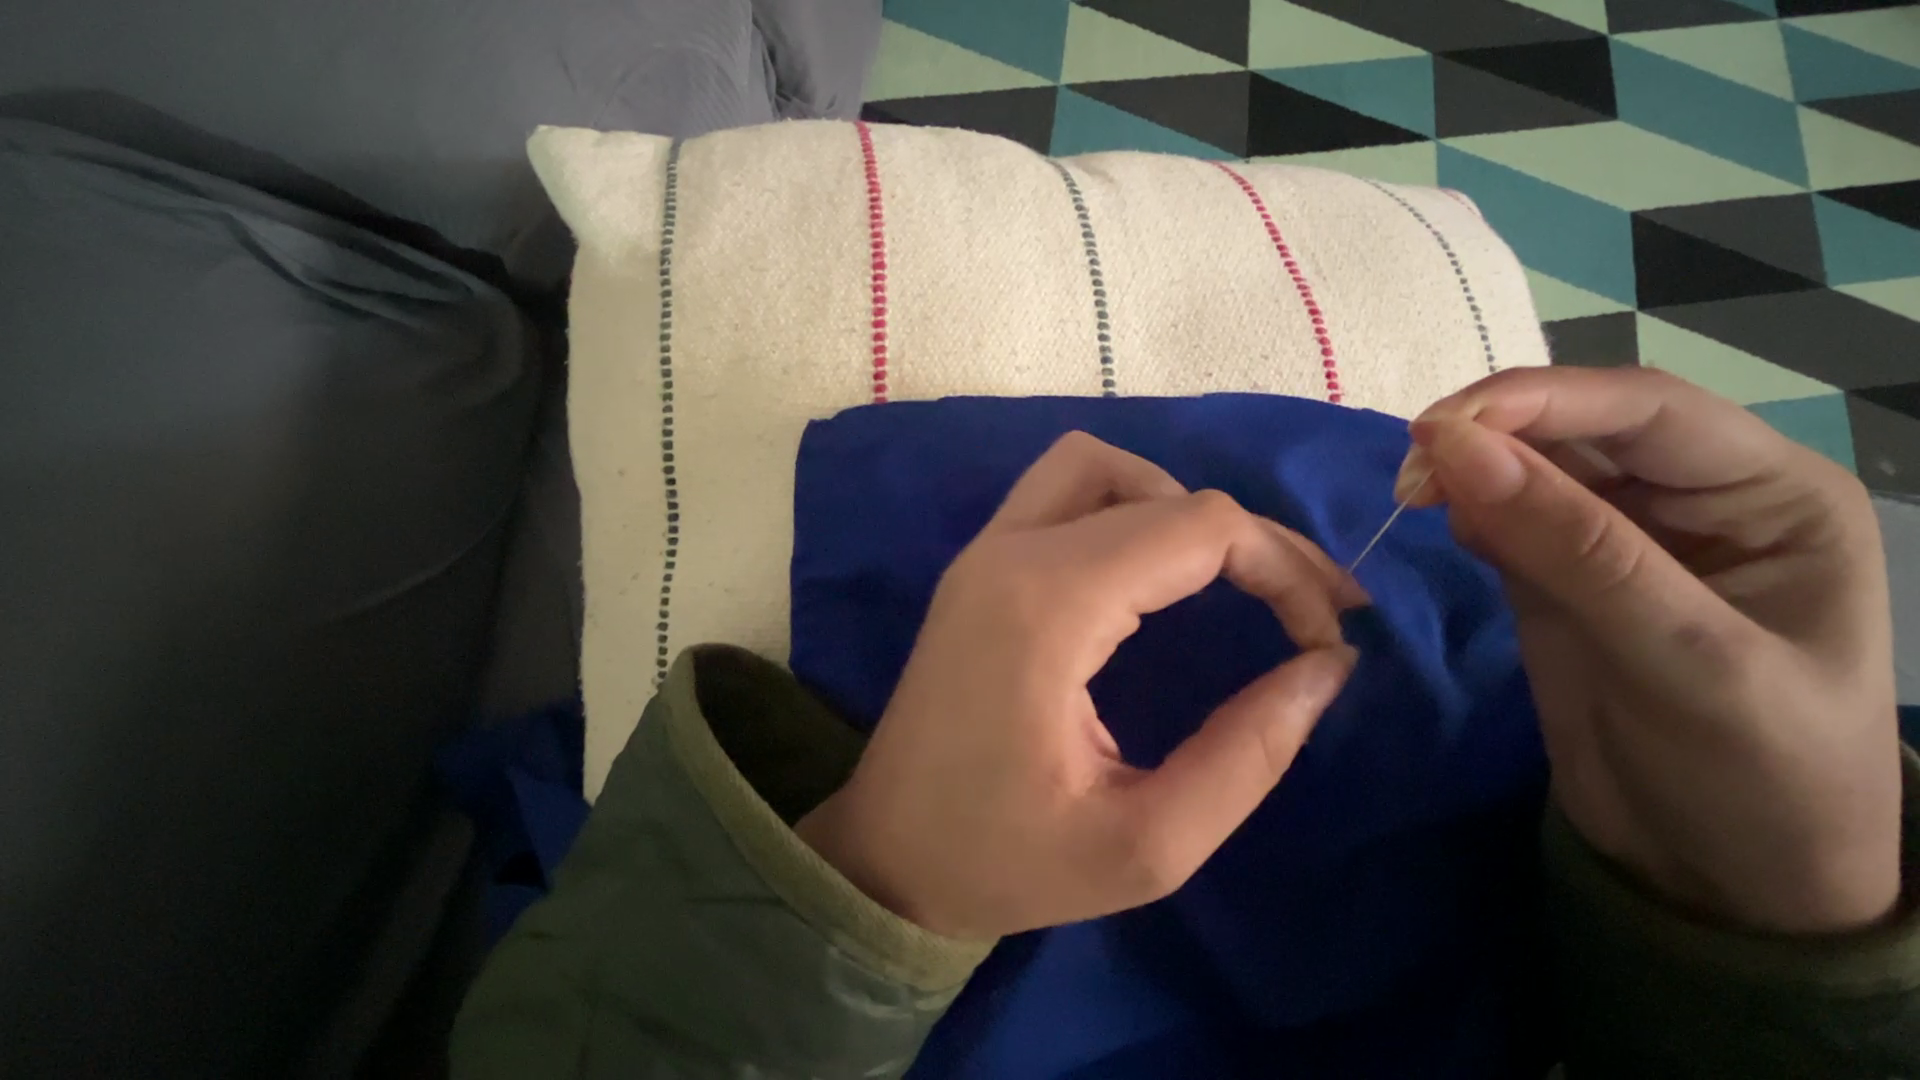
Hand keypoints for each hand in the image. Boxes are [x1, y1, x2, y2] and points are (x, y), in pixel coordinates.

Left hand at [797, 432, 1364, 939]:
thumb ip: (1249, 754)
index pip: (1200, 528)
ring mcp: (983, 551)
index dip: (1285, 570)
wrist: (884, 857)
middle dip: (1251, 540)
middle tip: (1306, 609)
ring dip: (1175, 505)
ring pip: (1098, 466)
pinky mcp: (975, 567)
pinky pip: (1059, 492)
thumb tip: (1326, 667)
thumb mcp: (1147, 845)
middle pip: (1161, 493)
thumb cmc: (1005, 863)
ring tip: (1228, 578)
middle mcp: (1011, 554)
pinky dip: (1123, 506)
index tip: (1326, 639)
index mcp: (1049, 607)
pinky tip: (1151, 571)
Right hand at [1402, 367, 1901, 932]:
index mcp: (1768, 494)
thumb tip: (1454, 447)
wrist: (1717, 877)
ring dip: (1467, 472)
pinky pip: (1502, 519)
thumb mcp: (1681, 658)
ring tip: (1413, 497)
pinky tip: (1443, 524)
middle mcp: (1695, 498)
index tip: (1435, 427)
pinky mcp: (1557, 576)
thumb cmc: (1753, 774)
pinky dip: (1465, 513)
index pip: (1644, 409)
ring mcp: (1619, 538)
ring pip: (1530, 468)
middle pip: (1579, 429)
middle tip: (1408, 474)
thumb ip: (1572, 546)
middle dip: (1491, 437)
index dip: (1538, 401)